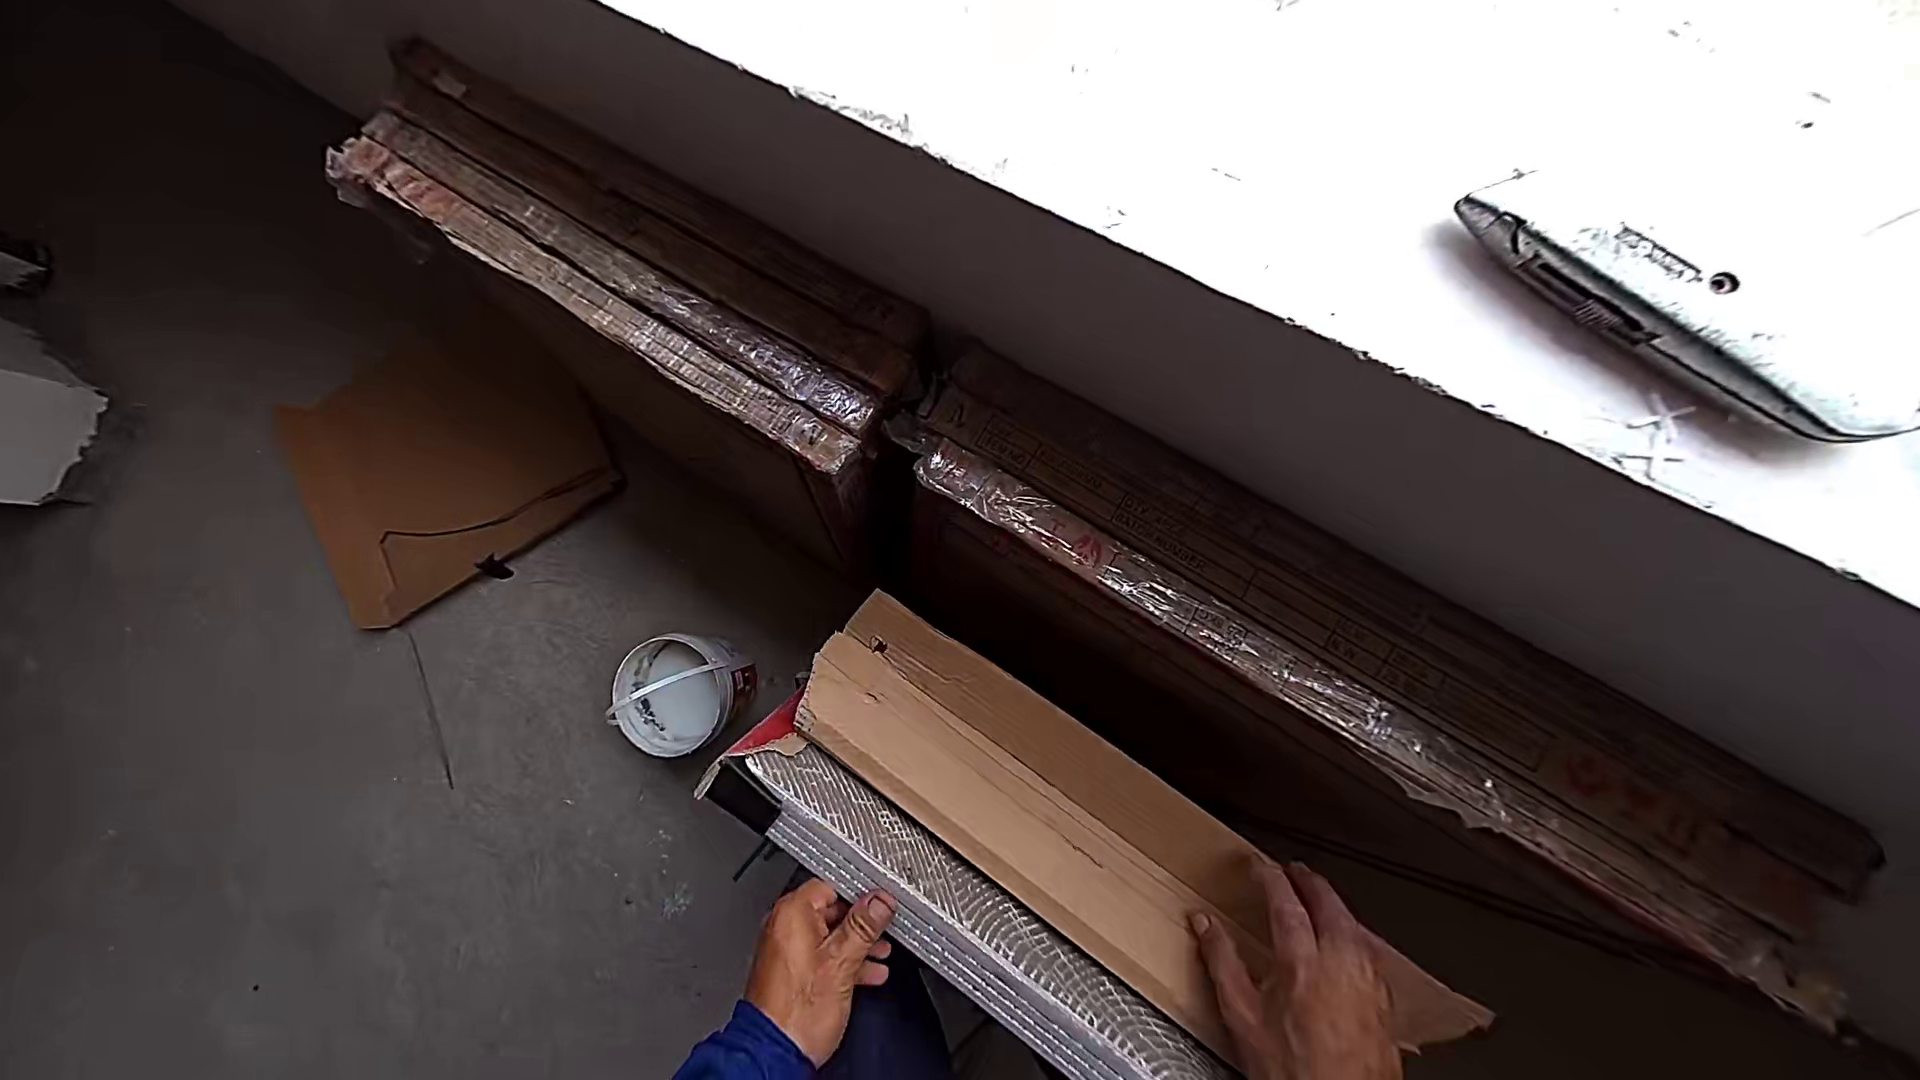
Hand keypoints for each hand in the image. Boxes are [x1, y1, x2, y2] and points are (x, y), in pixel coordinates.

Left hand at [745, 878, 897, 1065]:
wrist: (773, 1058)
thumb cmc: (797, 1014)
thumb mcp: (842, 962)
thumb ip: (863, 927)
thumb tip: (880, 902)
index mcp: (792, 912)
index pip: (833, 884)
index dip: (861, 893)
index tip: (880, 903)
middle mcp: (784, 925)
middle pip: (832, 909)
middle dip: (861, 923)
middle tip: (882, 930)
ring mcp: (785, 948)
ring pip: (829, 934)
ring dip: (856, 944)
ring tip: (878, 954)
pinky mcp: (788, 969)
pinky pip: (820, 953)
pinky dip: (842, 960)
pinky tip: (864, 973)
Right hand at [1190, 862, 1398, 1079]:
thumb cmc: (1293, 1073)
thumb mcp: (1242, 1015)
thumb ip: (1221, 960)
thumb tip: (1203, 923)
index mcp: (1302, 962)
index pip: (1285, 900)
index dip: (1269, 876)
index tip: (1258, 864)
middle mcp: (1341, 967)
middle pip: (1329, 905)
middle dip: (1309, 881)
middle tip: (1292, 869)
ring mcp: (1368, 987)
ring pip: (1355, 927)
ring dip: (1334, 904)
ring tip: (1320, 896)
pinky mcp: (1385, 1009)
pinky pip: (1371, 954)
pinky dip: (1354, 933)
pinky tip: (1349, 942)